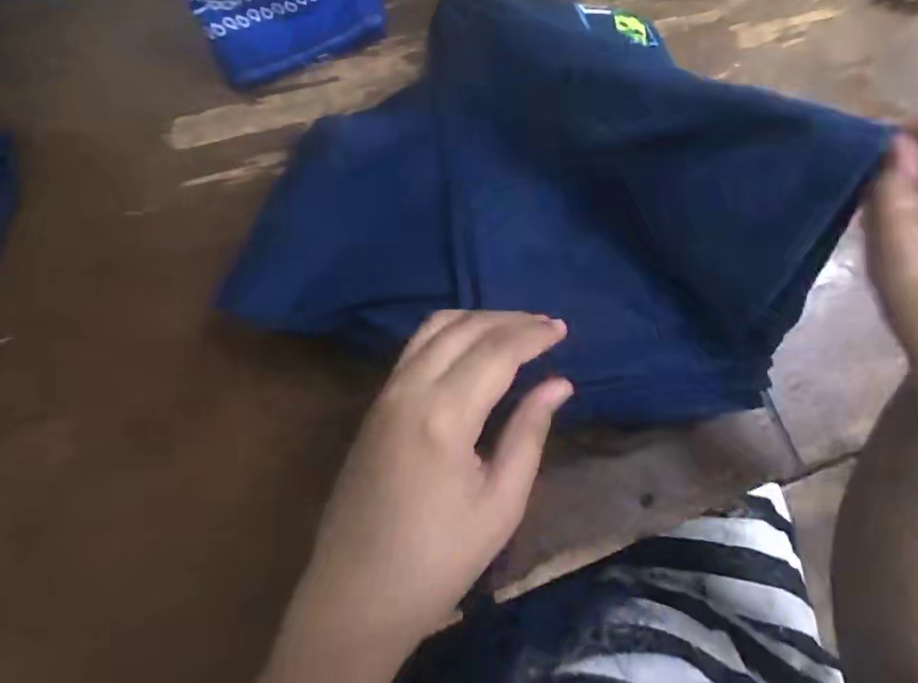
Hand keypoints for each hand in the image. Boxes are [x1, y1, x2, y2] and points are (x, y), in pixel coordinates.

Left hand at [261, 311, 572, 682]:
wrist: (356, 597)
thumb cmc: (439, 560)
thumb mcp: (501, 504)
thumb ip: (529, 433)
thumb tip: (559, 384)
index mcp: (444, 416)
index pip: (496, 351)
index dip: (532, 335)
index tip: (561, 329)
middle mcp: (410, 389)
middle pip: (465, 328)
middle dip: (510, 320)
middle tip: (545, 326)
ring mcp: (386, 393)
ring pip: (435, 328)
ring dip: (478, 319)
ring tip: (513, 329)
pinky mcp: (375, 404)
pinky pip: (416, 346)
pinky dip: (450, 332)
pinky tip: (472, 346)